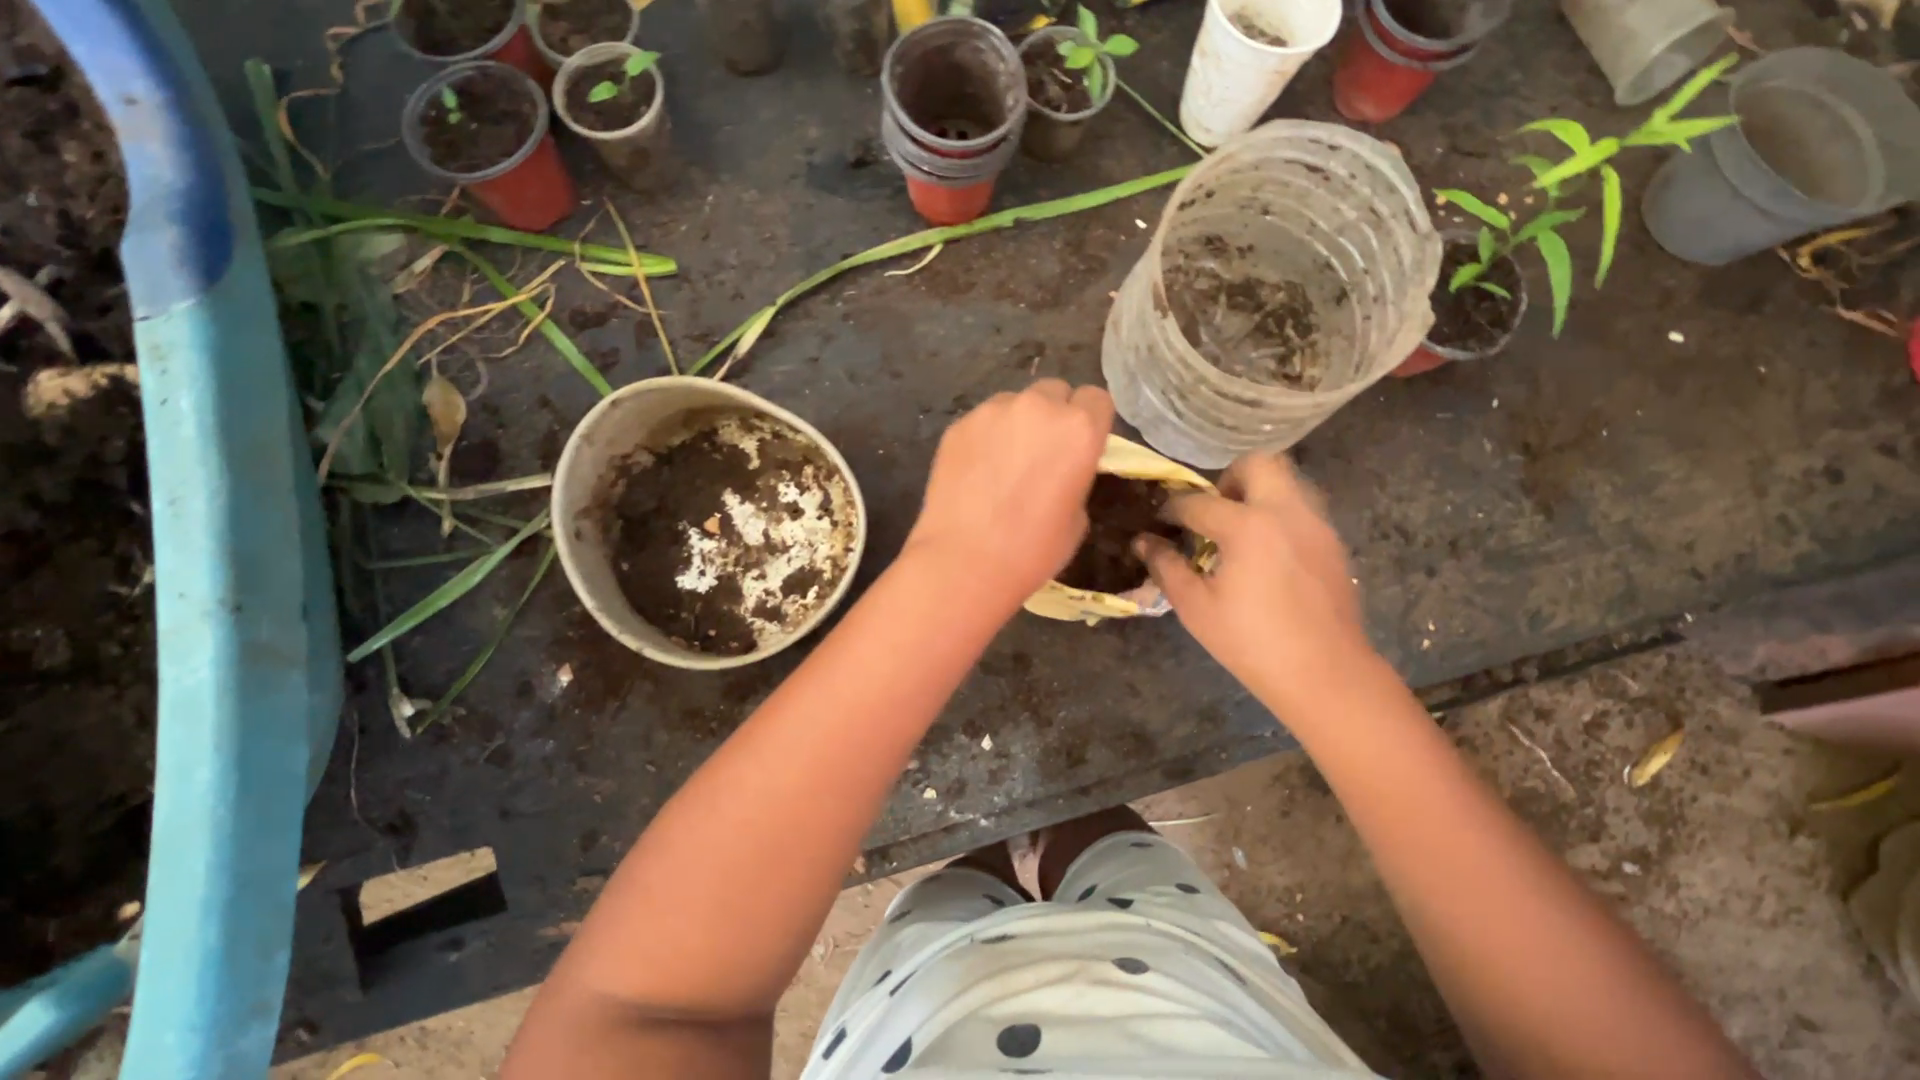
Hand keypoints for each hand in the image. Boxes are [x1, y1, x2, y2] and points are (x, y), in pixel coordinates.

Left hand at [904, 379, 1111, 606]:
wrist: (965, 561)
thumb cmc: (1033, 550)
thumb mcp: (1077, 517)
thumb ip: (1076, 475)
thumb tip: (1063, 467)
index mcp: (1079, 429)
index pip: (1096, 399)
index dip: (1091, 421)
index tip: (1082, 444)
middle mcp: (1039, 407)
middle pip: (1055, 392)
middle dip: (1054, 415)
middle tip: (1043, 453)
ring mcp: (993, 411)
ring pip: (1016, 402)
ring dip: (1018, 423)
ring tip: (1005, 463)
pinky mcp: (959, 424)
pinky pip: (983, 420)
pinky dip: (986, 437)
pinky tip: (977, 471)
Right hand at [1136, 452, 1375, 715]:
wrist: (1325, 672)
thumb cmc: (1251, 643)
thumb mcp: (1196, 608)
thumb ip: (1167, 567)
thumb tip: (1143, 542)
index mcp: (1247, 526)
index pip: (1198, 502)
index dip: (1172, 510)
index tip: (1160, 522)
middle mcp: (1286, 511)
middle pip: (1257, 463)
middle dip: (1228, 479)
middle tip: (1213, 512)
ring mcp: (1316, 524)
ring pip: (1287, 481)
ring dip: (1259, 493)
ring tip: (1240, 530)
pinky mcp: (1332, 542)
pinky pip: (1303, 509)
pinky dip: (1280, 515)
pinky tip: (1267, 553)